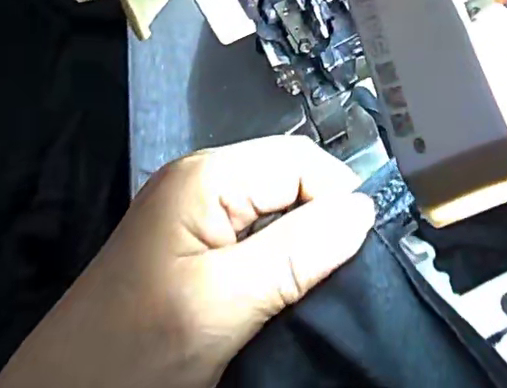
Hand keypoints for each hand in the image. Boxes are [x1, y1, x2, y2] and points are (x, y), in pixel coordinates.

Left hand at [0, 135, 374, 387]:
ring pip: (273, 207)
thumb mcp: (223, 304)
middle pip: (285, 177)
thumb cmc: (139, 348)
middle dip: (323, 217)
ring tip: (328, 285)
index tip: (366, 253)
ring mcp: (193, 211)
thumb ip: (295, 253)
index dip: (336, 194)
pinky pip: (252, 233)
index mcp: (206, 175)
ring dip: (303, 240)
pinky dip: (278, 255)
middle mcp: (201, 179)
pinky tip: (291, 288)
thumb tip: (363, 209)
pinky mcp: (190, 244)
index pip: (296, 158)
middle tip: (352, 277)